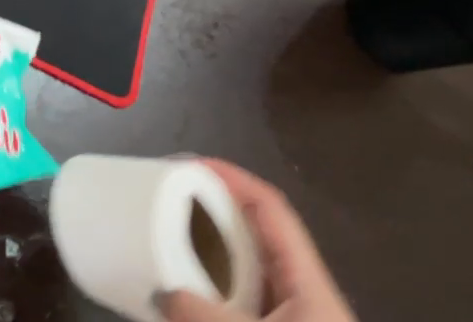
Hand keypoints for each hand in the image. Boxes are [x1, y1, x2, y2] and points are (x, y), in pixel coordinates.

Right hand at [158, 160, 356, 321]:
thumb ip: (205, 317)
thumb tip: (162, 291)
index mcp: (310, 287)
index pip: (271, 211)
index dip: (232, 179)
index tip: (186, 165)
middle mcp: (303, 299)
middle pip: (257, 237)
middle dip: (212, 212)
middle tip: (166, 201)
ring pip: (245, 273)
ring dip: (207, 252)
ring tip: (164, 240)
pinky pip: (237, 304)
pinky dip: (209, 292)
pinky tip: (182, 298)